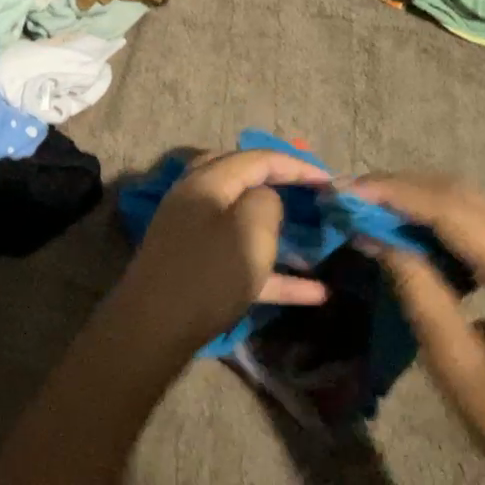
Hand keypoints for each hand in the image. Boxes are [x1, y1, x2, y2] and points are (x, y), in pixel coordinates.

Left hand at [116, 150, 332, 344]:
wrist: (155, 327)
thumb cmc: (208, 273)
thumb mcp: (250, 229)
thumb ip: (266, 201)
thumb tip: (265, 197)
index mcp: (207, 180)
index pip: (256, 158)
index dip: (295, 165)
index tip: (329, 181)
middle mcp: (196, 198)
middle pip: (242, 179)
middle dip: (278, 182)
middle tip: (310, 193)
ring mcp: (193, 233)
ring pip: (242, 220)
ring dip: (279, 229)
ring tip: (314, 237)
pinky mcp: (196, 267)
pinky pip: (242, 260)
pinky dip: (276, 271)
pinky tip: (315, 293)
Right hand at [347, 175, 484, 484]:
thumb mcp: (459, 369)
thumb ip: (419, 293)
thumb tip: (374, 237)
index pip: (457, 213)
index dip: (398, 194)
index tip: (349, 190)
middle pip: (476, 199)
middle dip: (411, 189)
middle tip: (358, 194)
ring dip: (434, 201)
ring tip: (383, 209)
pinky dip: (462, 221)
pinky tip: (429, 235)